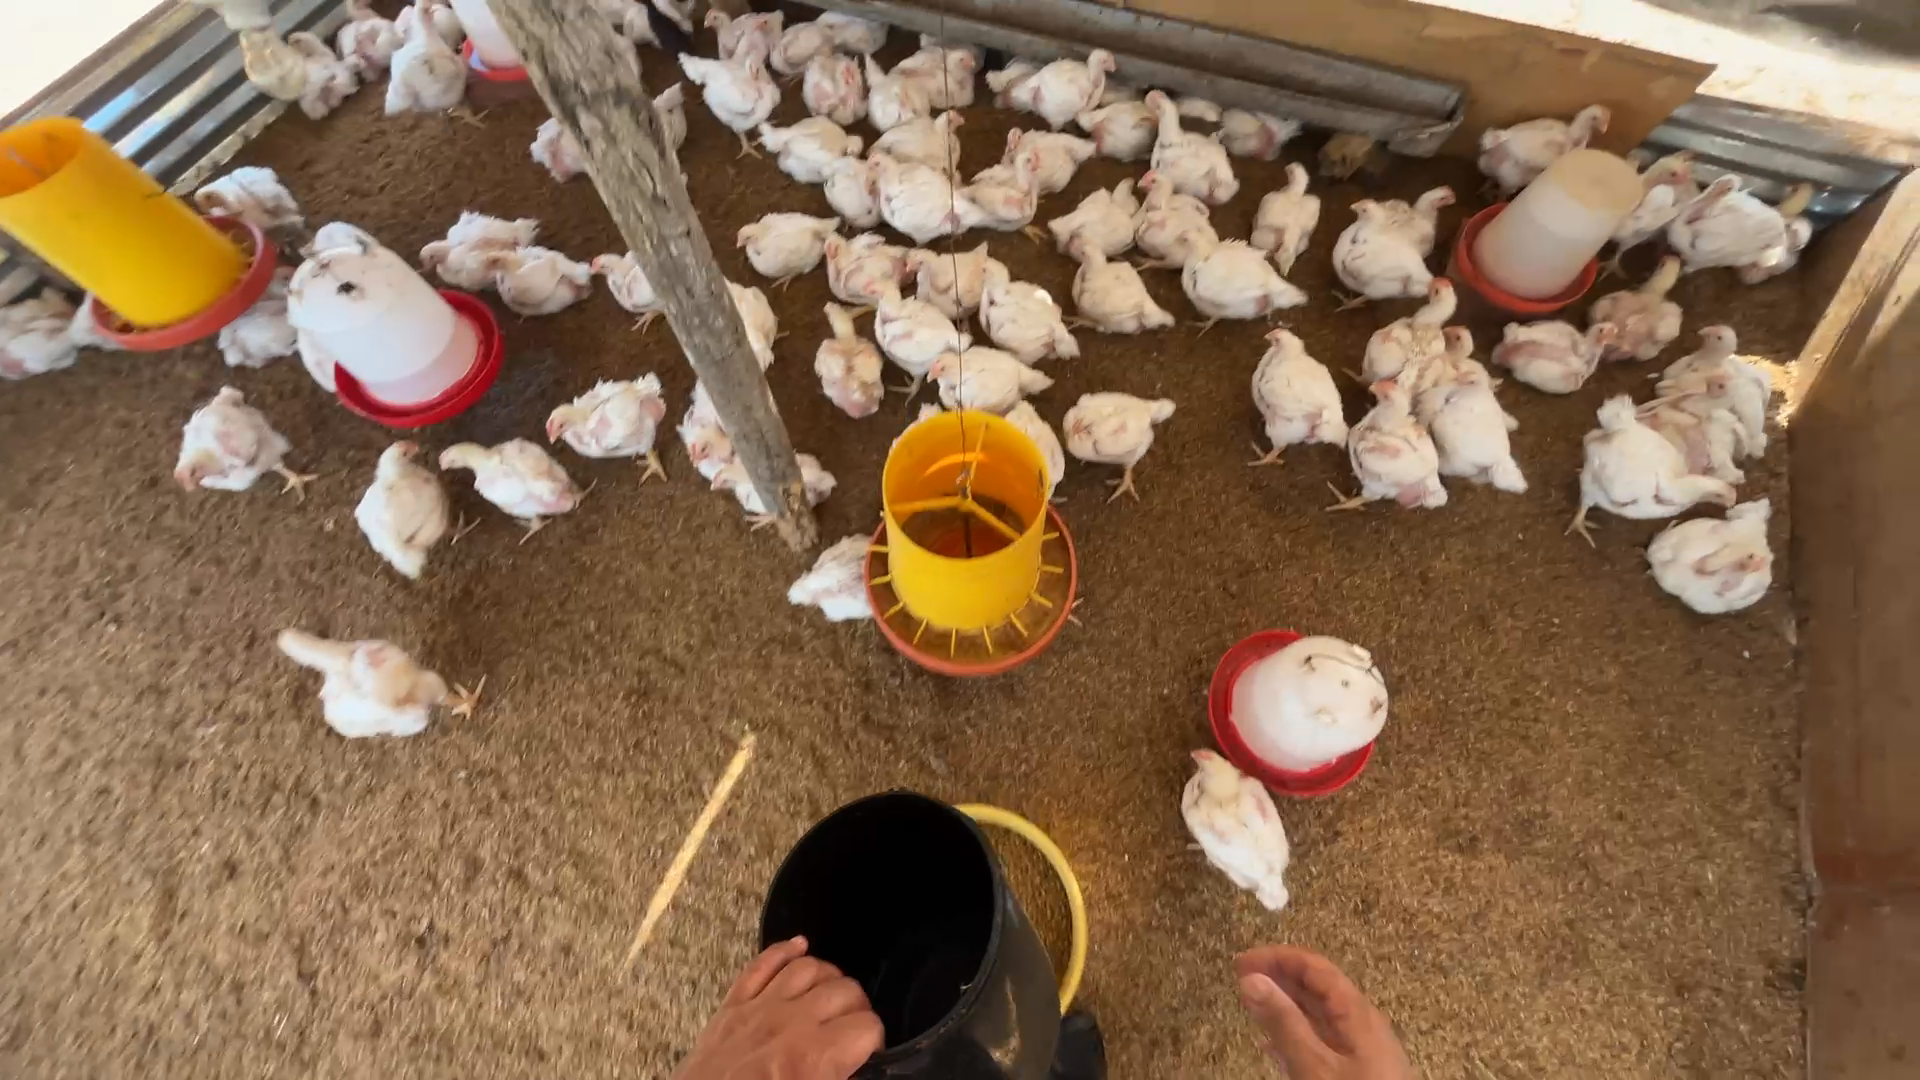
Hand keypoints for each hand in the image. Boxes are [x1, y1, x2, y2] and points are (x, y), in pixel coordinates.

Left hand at [674, 937, 884, 1079]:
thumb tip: (860, 1070)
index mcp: (810, 1061)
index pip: (867, 1026)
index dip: (875, 1041)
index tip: (869, 1056)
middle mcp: (789, 1024)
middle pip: (845, 989)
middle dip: (858, 1009)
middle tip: (853, 1033)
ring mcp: (758, 1008)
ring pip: (809, 967)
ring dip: (828, 979)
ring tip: (833, 1000)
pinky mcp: (731, 1006)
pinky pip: (763, 962)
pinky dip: (785, 950)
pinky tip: (801, 948)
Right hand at [1234, 946, 1412, 1079]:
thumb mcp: (1314, 1067)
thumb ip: (1282, 1021)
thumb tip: (1250, 978)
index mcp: (1358, 1014)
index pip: (1314, 966)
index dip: (1275, 957)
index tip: (1240, 966)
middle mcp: (1364, 1025)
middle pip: (1317, 986)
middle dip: (1278, 978)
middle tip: (1241, 983)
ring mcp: (1365, 1052)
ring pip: (1320, 1014)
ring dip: (1285, 1006)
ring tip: (1253, 1010)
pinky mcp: (1361, 1074)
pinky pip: (1324, 1041)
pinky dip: (1296, 1033)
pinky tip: (1275, 1049)